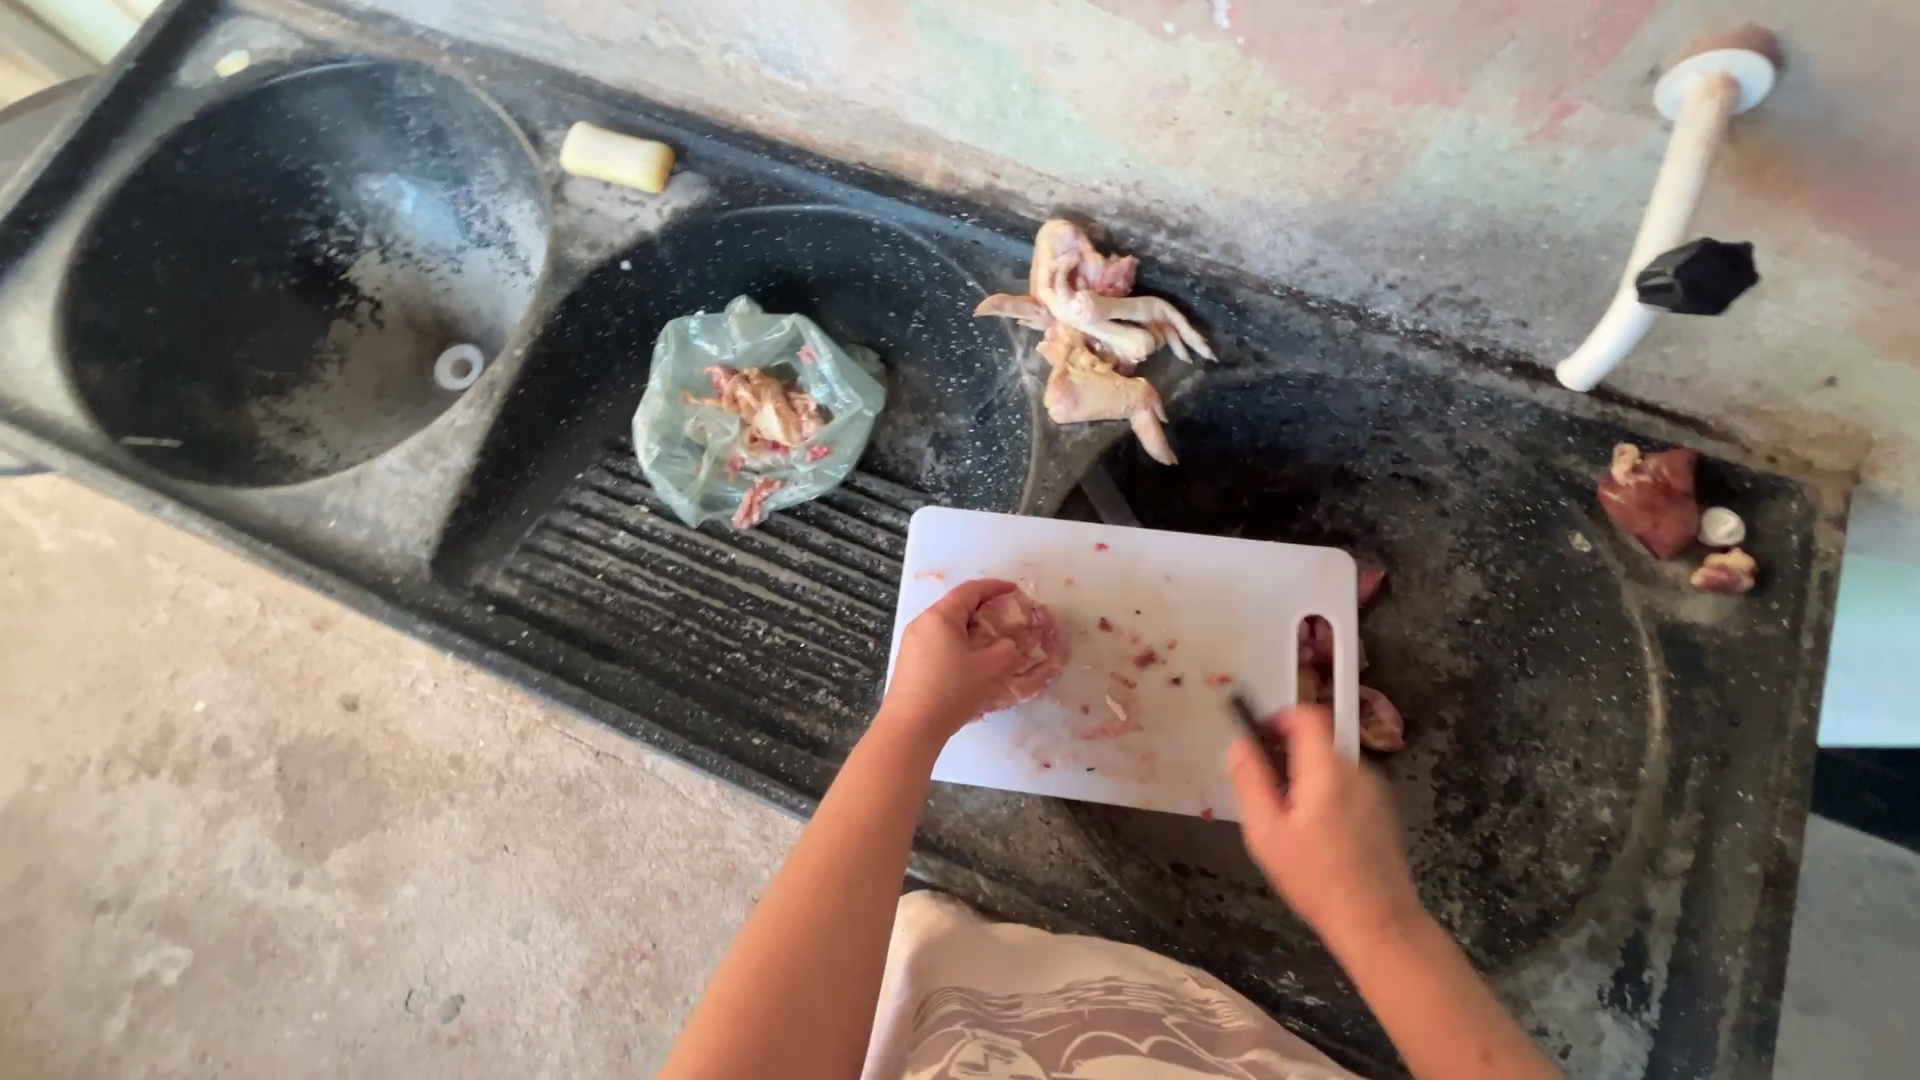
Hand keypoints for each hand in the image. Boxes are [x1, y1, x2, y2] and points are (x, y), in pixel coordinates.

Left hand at [878, 579, 1027, 742]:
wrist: (910, 727)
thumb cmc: (951, 691)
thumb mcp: (990, 669)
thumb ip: (1008, 650)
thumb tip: (1009, 645)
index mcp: (940, 616)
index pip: (970, 590)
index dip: (994, 587)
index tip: (1014, 591)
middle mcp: (922, 624)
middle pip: (956, 606)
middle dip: (982, 609)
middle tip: (1005, 617)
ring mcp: (912, 643)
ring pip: (946, 627)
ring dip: (970, 629)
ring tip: (991, 642)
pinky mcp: (909, 663)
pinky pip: (938, 643)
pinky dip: (957, 644)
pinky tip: (970, 663)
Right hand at [1227, 705, 1424, 947]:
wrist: (1379, 924)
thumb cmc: (1316, 879)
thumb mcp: (1265, 832)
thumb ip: (1249, 781)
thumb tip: (1239, 745)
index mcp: (1328, 771)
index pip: (1308, 716)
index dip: (1279, 717)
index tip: (1259, 737)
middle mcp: (1357, 772)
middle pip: (1318, 739)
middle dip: (1286, 752)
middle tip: (1264, 785)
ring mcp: (1374, 791)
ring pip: (1330, 762)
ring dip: (1304, 773)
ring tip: (1286, 814)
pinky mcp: (1382, 810)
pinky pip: (1345, 782)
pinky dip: (1323, 790)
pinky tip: (1313, 829)